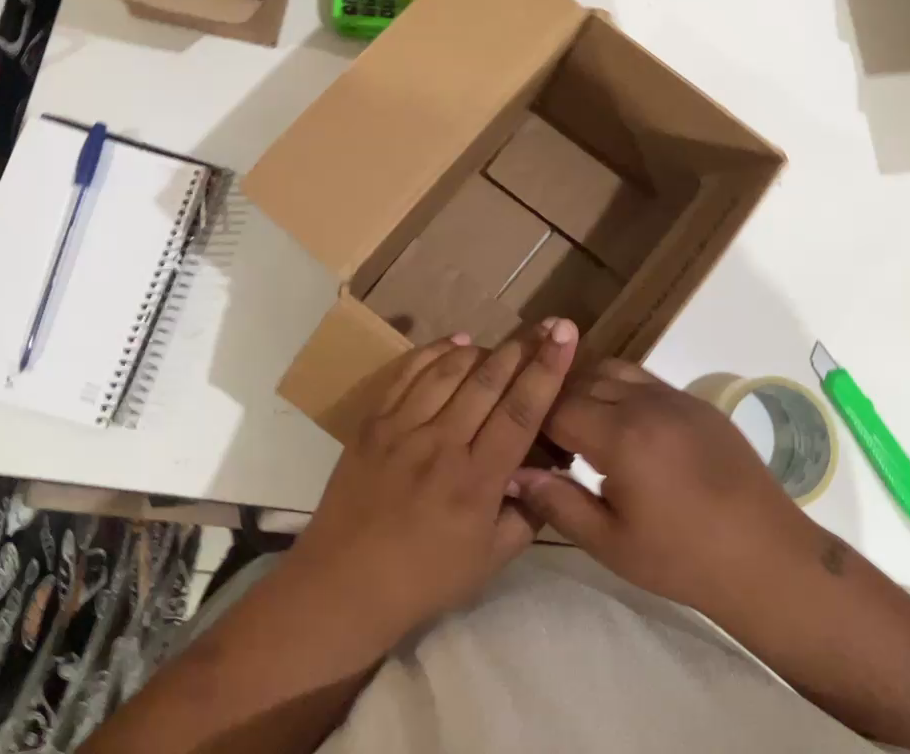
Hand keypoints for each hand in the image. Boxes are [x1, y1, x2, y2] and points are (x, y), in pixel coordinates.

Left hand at [277, 319, 579, 649]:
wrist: (344, 584)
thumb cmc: (424, 579)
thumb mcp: (490, 561)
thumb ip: (526, 515)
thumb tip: (543, 476)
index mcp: (476, 480)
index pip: (520, 412)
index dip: (546, 370)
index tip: (564, 335)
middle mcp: (441, 444)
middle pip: (488, 381)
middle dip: (522, 349)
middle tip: (545, 327)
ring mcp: (402, 429)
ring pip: (449, 371)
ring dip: (482, 350)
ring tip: (504, 343)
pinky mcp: (372, 424)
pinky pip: (407, 375)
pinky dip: (434, 354)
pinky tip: (454, 345)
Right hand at [513, 361, 819, 616]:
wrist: (766, 557)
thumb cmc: (682, 559)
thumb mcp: (609, 542)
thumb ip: (556, 502)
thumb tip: (513, 472)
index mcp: (621, 436)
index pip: (555, 406)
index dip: (532, 422)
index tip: (522, 444)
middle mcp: (646, 404)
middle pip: (581, 381)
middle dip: (555, 402)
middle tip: (545, 437)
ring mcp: (676, 398)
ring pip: (613, 371)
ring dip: (587, 389)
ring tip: (579, 426)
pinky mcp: (698, 404)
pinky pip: (645, 381)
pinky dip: (620, 391)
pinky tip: (621, 427)